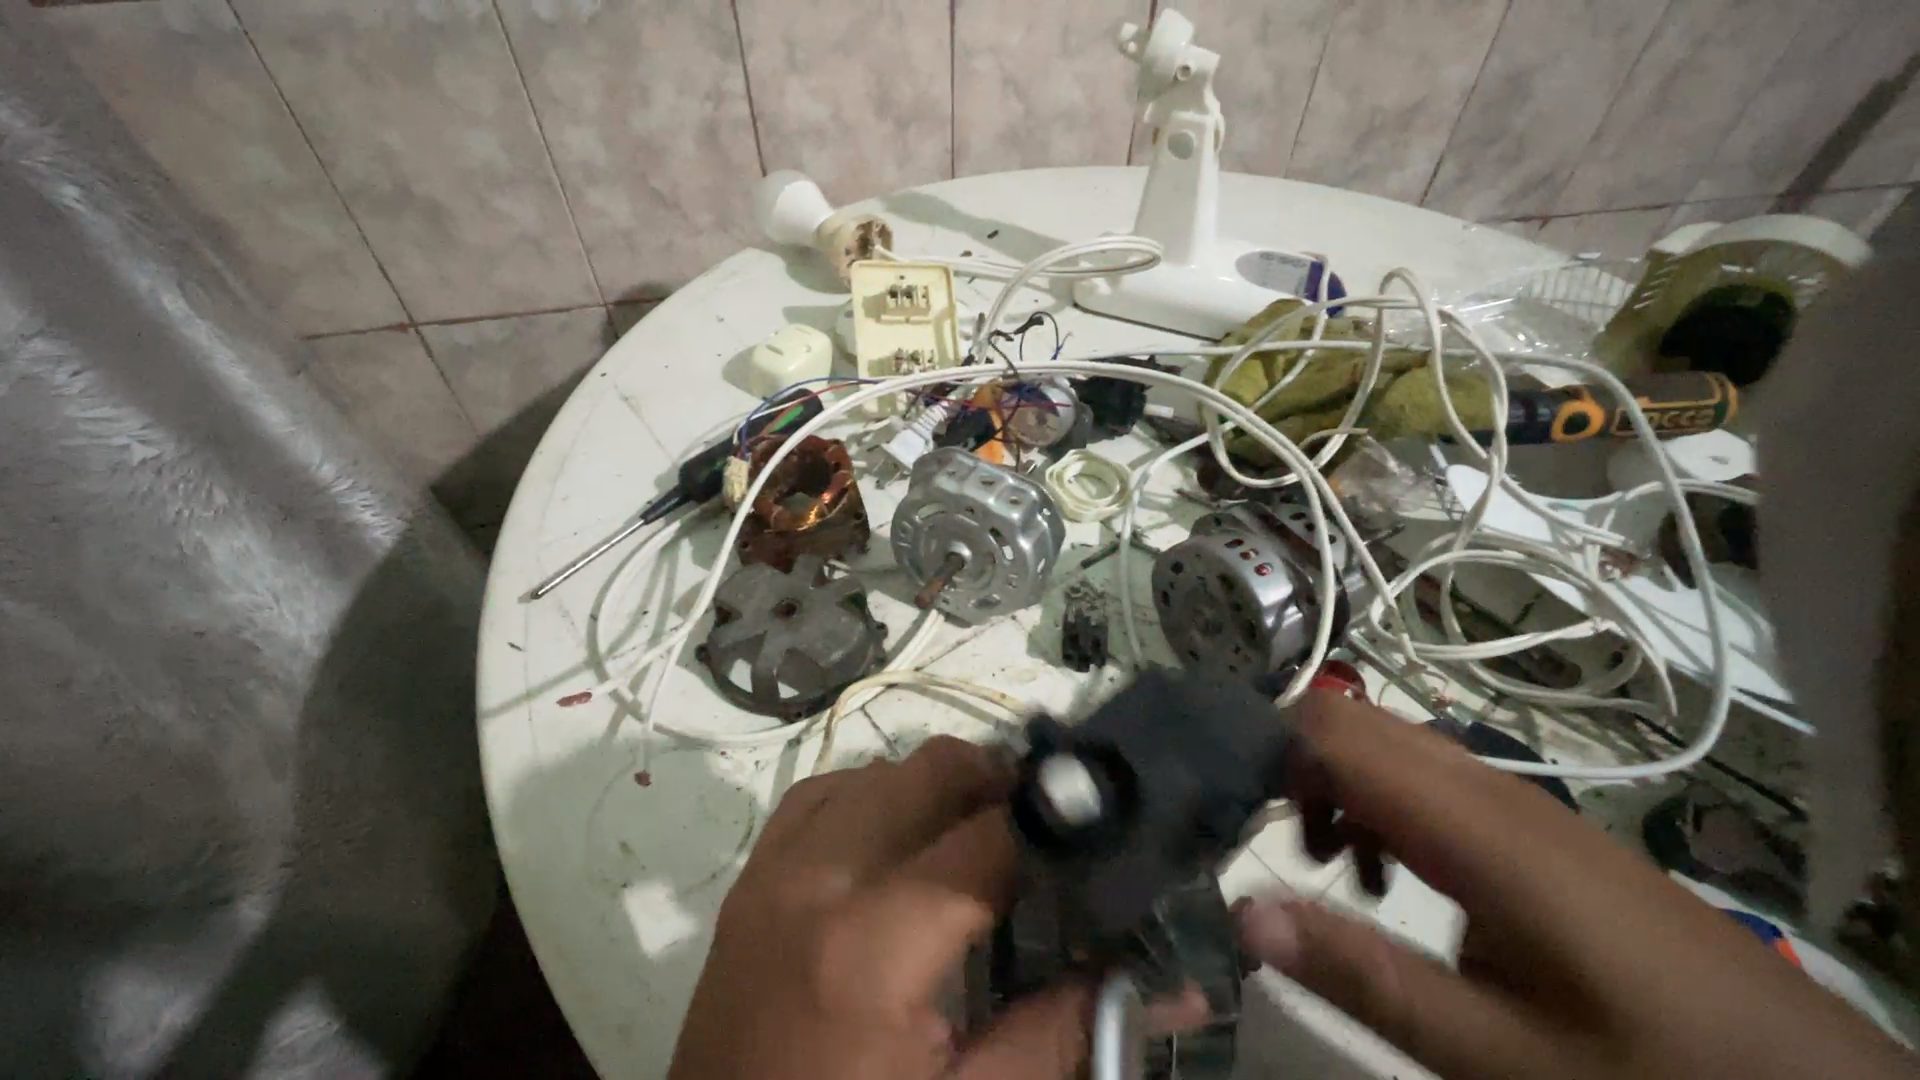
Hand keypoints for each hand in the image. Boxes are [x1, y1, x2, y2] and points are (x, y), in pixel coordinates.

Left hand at [669, 735, 1204, 1079]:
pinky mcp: (750, 878)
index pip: (991, 837)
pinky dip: (870, 797)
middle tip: (1038, 840)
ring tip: (971, 844)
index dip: (1057, 824)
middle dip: (998, 787)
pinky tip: (896, 843)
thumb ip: (1063, 1029)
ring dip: (935, 789)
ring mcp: (773, 869)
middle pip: (931, 771)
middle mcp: (819, 878)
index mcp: (874, 945)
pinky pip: (820, 794)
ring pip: (877, 769)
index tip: (1099, 831)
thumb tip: (1177, 987)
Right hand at [1237, 691, 1916, 1079]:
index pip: (1335, 732)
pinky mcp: (1535, 827)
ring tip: (1322, 864)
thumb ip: (1364, 977)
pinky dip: (1378, 807)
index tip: (1215, 801)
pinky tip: (1387, 877)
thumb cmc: (1648, 1068)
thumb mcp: (1497, 1055)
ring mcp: (1519, 802)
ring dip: (1332, 787)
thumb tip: (1241, 912)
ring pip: (1390, 748)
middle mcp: (1490, 788)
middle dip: (1287, 765)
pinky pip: (1429, 780)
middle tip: (1257, 838)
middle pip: (1355, 725)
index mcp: (1474, 824)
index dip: (1261, 747)